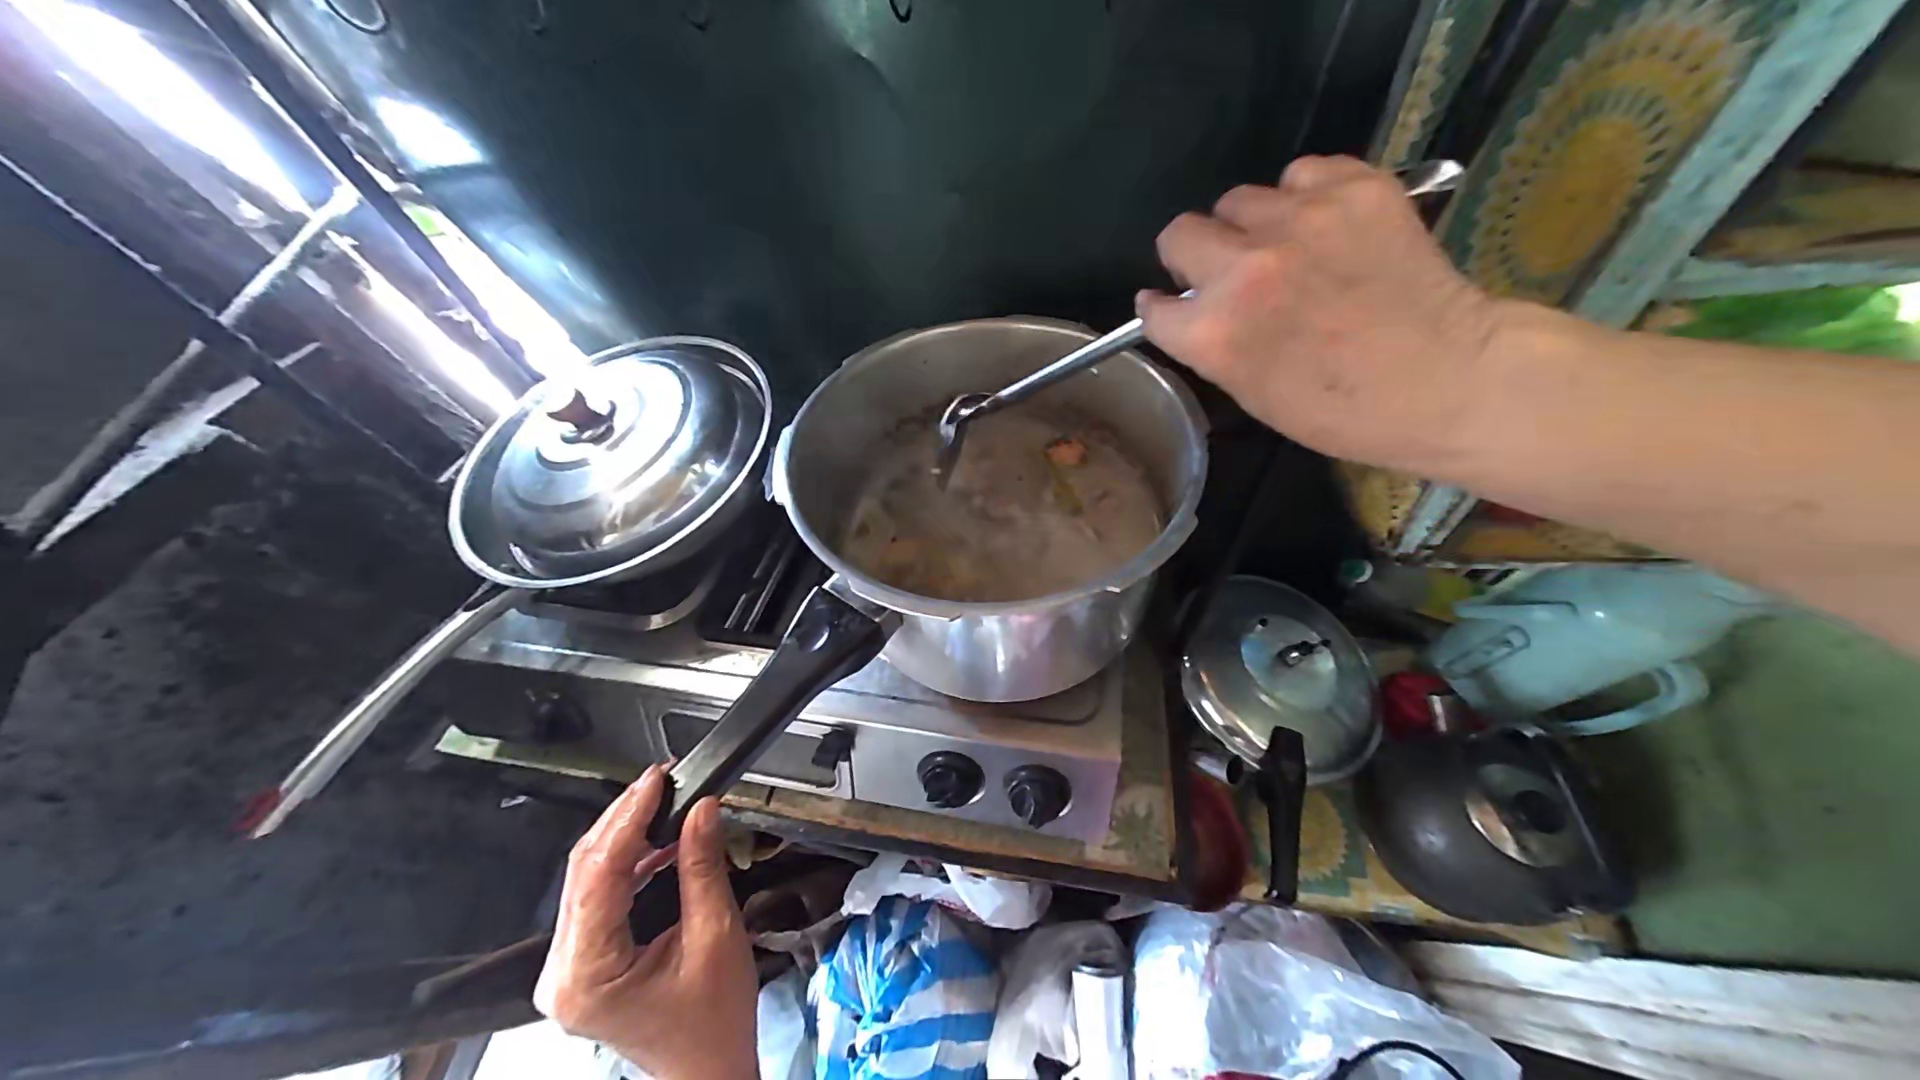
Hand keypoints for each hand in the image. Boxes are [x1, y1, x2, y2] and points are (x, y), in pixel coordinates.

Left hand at [534, 767, 756, 1079]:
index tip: (657, 780)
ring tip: (662, 800)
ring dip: (625, 835)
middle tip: (662, 780)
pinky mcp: (583, 962)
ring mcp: (567, 969)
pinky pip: (597, 896)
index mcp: (587, 975)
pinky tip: (656, 839)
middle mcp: (562, 973)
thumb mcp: (715, 935)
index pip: (599, 875)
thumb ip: (702, 866)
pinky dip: (627, 861)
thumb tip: (702, 808)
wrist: (707, 1071)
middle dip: (624, 819)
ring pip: (587, 879)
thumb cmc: (714, 1018)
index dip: (628, 819)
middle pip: (584, 872)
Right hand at [1136, 155, 1508, 475]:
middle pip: (1180, 233)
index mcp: (1212, 332)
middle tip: (1225, 271)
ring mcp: (1299, 221)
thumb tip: (1187, 309)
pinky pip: (1301, 173)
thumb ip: (1208, 343)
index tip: (1174, 306)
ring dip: (1249, 225)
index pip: (1153, 306)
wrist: (1444, 380)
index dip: (1163, 307)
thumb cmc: (1338, 410)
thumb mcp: (1247, 390)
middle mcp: (1243, 269)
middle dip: (1193, 254)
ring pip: (1238, 199)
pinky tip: (1323, 225)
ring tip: (1284, 247)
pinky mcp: (1353, 188)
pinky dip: (1303, 196)